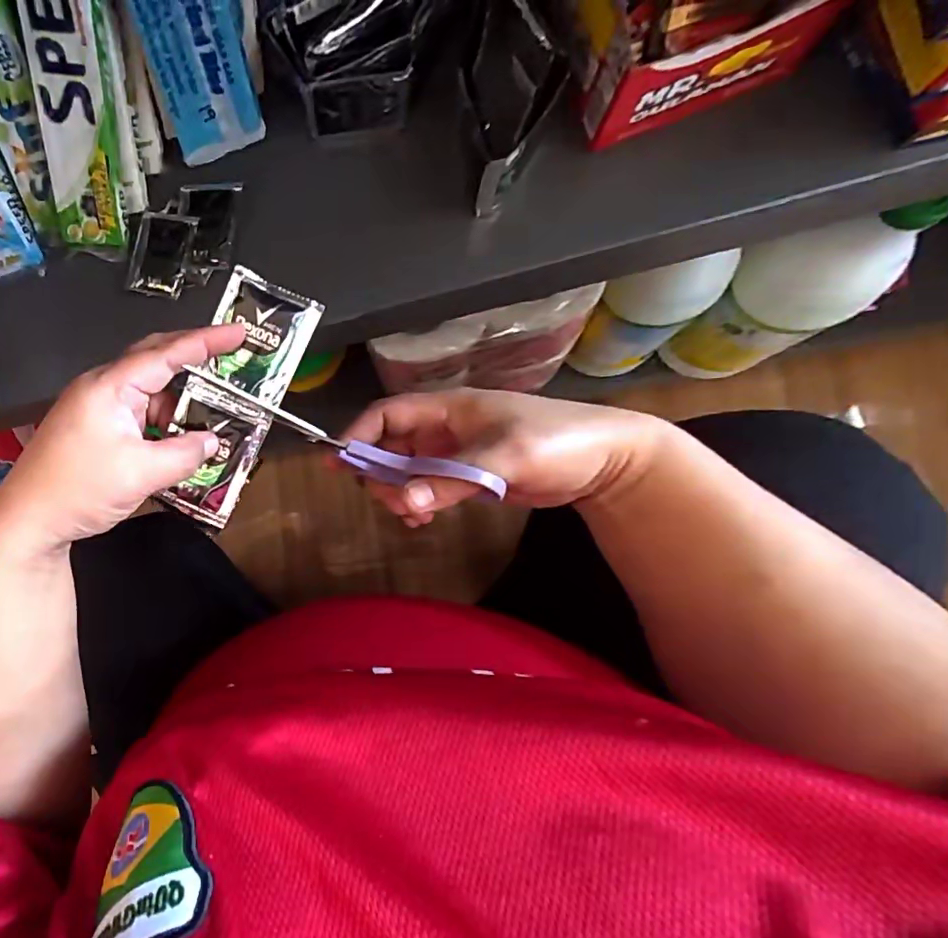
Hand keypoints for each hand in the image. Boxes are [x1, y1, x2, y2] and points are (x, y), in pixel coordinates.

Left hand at [0, 324, 248, 551]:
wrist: (28, 521)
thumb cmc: (77, 491)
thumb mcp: (141, 474)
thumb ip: (184, 454)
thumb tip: (211, 442)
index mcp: (109, 387)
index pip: (165, 353)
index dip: (206, 341)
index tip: (238, 332)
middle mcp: (99, 389)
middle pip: (153, 364)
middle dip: (192, 366)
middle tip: (228, 366)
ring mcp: (93, 408)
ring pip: (145, 395)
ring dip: (174, 408)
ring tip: (204, 426)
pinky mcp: (91, 429)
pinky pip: (133, 416)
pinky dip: (157, 427)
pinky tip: (174, 445)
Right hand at [338, 389, 672, 526]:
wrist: (608, 461)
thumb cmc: (558, 442)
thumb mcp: (505, 458)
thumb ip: (453, 480)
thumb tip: (405, 500)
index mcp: (447, 409)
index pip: (387, 415)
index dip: (359, 435)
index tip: (339, 462)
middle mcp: (443, 429)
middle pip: (388, 447)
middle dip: (379, 475)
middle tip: (392, 502)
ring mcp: (453, 453)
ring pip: (404, 471)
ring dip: (397, 493)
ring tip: (412, 516)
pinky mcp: (464, 475)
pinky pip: (425, 488)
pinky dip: (416, 503)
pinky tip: (422, 519)